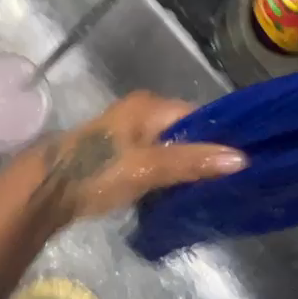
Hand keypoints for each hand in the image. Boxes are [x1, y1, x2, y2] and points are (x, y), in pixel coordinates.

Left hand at [24, 91, 246, 226]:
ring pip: (173, 147)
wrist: (49, 187)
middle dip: (208, 153)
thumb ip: (192, 161)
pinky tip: (185, 193)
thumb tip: (242, 158)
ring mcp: (131, 133)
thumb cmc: (100, 170)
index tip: (248, 161)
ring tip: (217, 190)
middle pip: (187, 131)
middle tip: (236, 181)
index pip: (200, 115)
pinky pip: (158, 159)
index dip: (223, 135)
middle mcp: (143, 111)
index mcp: (151, 105)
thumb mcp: (149, 167)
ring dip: (190, 166)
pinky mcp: (123, 155)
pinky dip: (171, 173)